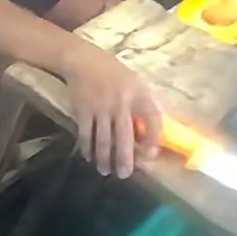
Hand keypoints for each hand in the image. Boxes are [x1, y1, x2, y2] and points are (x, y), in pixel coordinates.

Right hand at [62, 45, 160, 178]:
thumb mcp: (134, 83)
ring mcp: (101, 107)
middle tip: (124, 175)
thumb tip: (148, 134)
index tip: (150, 155)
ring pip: (103, 139)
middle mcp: (121, 102)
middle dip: (124, 158)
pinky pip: (86, 134)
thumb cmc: (113, 73)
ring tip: (105, 171)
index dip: (153, 138)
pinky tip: (89, 157)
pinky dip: (87, 148)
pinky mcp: (83, 110)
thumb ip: (142, 105)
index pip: (152, 119)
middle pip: (124, 137)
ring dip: (104, 158)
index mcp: (139, 94)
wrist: (83, 60)